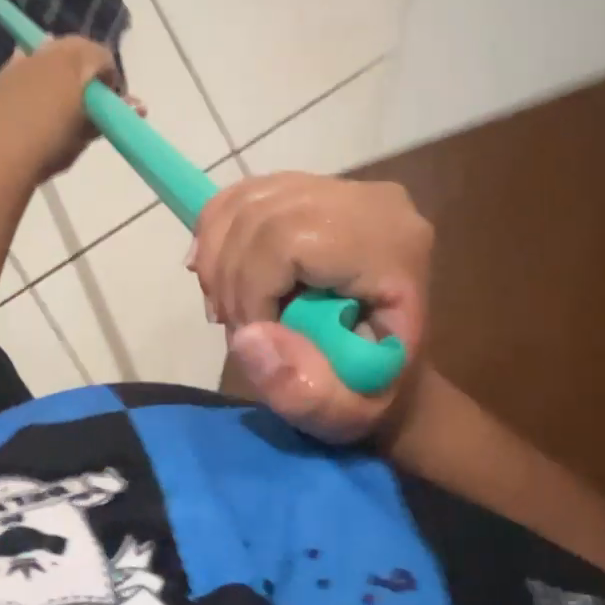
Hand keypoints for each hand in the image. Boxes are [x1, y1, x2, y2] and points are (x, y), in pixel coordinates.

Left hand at [0, 36, 132, 184]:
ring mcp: (25, 59)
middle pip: (76, 49)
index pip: (103, 58)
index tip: (107, 104)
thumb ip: (108, 117)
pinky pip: (24, 62)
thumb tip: (139, 106)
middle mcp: (53, 51)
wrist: (0, 157)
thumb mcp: (84, 136)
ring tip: (59, 99)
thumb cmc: (50, 147)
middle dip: (84, 69)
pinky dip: (33, 72)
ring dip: (59, 69)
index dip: (109, 80)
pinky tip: (33, 94)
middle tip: (85, 100)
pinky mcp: (3, 74)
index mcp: (79, 61)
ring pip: (49, 53)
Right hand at [190, 172, 432, 442]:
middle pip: (260, 216)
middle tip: (235, 331)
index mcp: (390, 248)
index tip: (252, 338)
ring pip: (244, 203)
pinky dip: (214, 237)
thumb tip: (246, 337)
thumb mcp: (345, 415)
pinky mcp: (311, 191)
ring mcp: (341, 190)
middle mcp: (370, 203)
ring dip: (217, 263)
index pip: (287, 238)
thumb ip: (304, 390)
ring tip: (229, 311)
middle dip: (229, 282)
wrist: (388, 371)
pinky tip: (218, 277)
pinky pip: (242, 196)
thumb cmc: (371, 396)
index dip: (250, 290)